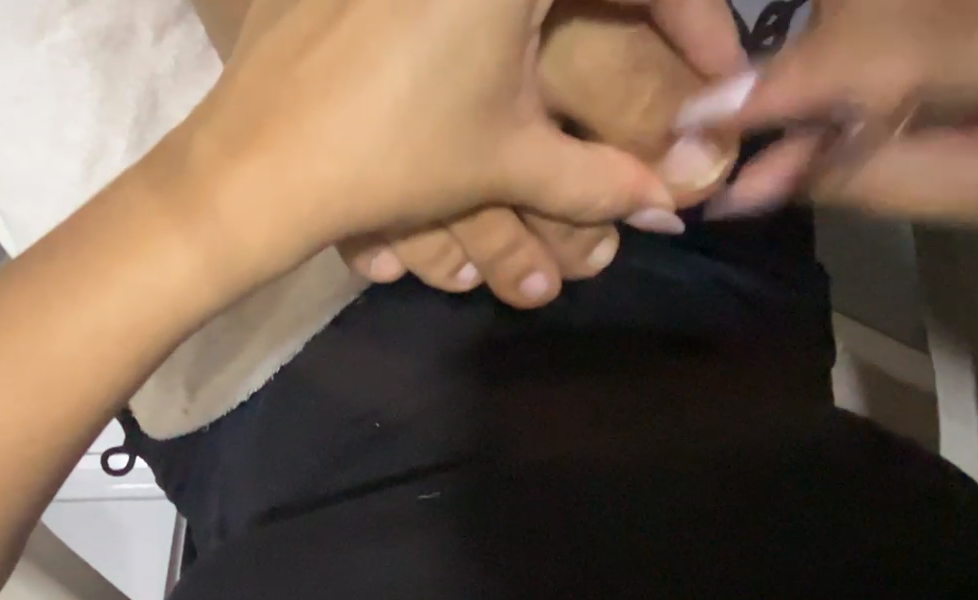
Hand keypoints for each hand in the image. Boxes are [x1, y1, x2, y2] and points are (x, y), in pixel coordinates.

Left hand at [177, 0, 737, 281]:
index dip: (698, 25)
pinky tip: (525, 45)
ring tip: (604, 55)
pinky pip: (464, 5)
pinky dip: (511, 22)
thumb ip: (596, 176)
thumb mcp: (504, 159)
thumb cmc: (388, 156)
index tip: (721, 76)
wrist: (257, 161)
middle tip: (672, 69)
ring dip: (575, 20)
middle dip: (640, 22)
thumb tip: (668, 202)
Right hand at [675, 0, 977, 261]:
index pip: (915, 41)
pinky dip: (868, 24)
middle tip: (756, 114)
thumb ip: (866, 178)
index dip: (801, 78)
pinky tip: (868, 72)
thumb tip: (742, 184)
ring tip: (812, 94)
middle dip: (818, 52)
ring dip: (840, 33)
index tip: (703, 118)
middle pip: (889, 0)